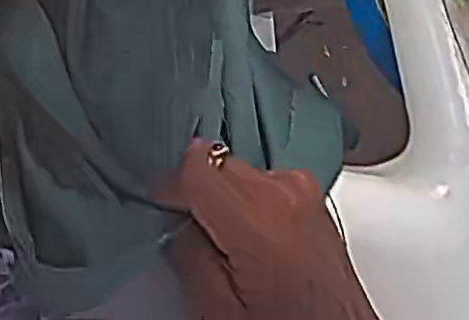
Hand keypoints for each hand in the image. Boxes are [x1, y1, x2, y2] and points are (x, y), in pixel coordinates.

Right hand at [171, 140, 378, 318]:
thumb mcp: (218, 312)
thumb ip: (190, 254)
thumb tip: (180, 220)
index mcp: (257, 216)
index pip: (196, 165)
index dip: (168, 182)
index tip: (155, 197)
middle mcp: (283, 189)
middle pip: (217, 163)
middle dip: (197, 190)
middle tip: (186, 227)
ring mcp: (302, 188)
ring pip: (240, 169)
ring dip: (224, 193)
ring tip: (223, 239)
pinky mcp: (312, 194)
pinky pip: (264, 179)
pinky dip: (249, 198)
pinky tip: (249, 234)